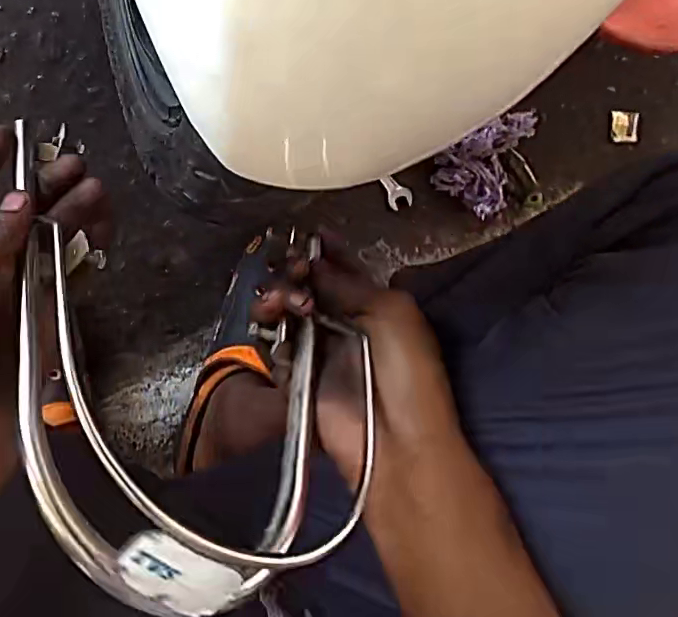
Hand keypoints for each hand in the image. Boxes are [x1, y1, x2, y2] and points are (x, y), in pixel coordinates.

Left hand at [0, 124, 111, 528]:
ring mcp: (11, 299)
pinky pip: (66, 280)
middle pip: (15, 216)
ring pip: (47, 243)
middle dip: (43, 185)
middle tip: (75, 162)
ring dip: (71, 214)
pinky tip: (100, 235)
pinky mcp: (40, 325)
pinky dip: (84, 254)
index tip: (7, 132)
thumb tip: (22, 201)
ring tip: (97, 191)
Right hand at [252, 236, 463, 481]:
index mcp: (370, 304)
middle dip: (294, 270)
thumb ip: (348, 282)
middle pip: (304, 285)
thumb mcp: (392, 311)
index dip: (324, 251)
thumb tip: (315, 260)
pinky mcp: (295, 374)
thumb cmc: (407, 370)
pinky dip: (271, 333)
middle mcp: (340, 321)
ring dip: (278, 296)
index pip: (340, 269)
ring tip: (286, 302)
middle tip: (295, 268)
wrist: (398, 441)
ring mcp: (316, 348)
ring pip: (282, 310)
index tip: (309, 236)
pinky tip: (278, 327)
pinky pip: (273, 345)